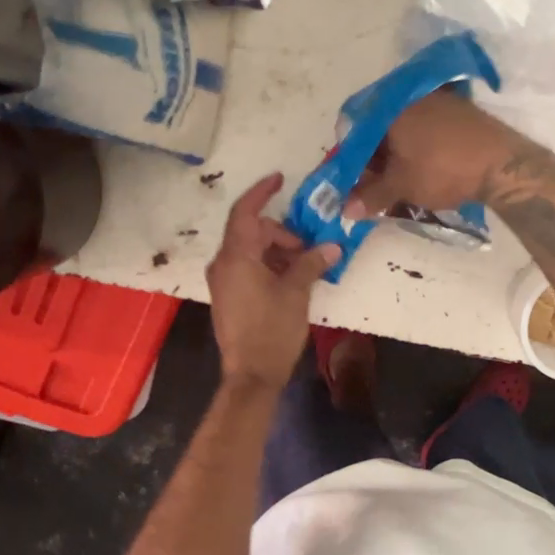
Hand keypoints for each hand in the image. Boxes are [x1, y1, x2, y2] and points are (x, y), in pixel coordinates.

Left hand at [207, 173, 340, 390]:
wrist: (252, 375)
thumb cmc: (273, 330)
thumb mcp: (296, 293)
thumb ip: (311, 263)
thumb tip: (331, 246)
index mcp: (235, 257)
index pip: (245, 212)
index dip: (262, 192)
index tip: (281, 179)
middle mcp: (223, 265)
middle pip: (251, 232)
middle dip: (281, 234)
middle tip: (309, 248)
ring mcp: (223, 283)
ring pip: (250, 252)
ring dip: (277, 252)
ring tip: (306, 267)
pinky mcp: (228, 299)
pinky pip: (247, 270)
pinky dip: (268, 267)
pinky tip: (292, 281)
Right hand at [345, 92, 530, 217]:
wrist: (501, 164)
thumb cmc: (443, 170)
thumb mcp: (401, 186)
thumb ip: (370, 196)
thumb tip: (345, 210)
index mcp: (388, 107)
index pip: (353, 129)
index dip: (348, 159)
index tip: (352, 183)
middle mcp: (408, 96)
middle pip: (376, 128)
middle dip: (371, 160)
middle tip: (373, 188)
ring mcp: (434, 100)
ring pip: (400, 130)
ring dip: (392, 156)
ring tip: (395, 184)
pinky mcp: (454, 110)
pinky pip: (422, 128)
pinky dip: (413, 149)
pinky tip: (417, 171)